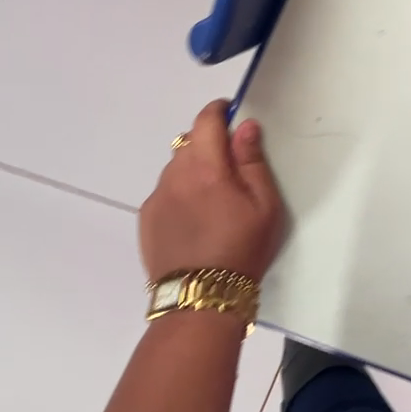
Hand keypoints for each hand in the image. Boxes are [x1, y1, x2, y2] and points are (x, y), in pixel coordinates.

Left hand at [140, 101, 286, 281]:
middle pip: (189, 142)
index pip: (206, 120)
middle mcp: (175, 175)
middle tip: (231, 165)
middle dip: (209, 143)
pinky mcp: (146, 218)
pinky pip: (165, 191)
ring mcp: (157, 197)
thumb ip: (252, 160)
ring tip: (213, 197)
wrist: (201, 300)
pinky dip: (180, 191)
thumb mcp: (264, 204)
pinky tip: (195, 216)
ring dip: (194, 168)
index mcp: (206, 167)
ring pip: (176, 166)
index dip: (219, 111)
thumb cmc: (243, 248)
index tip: (232, 114)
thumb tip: (244, 125)